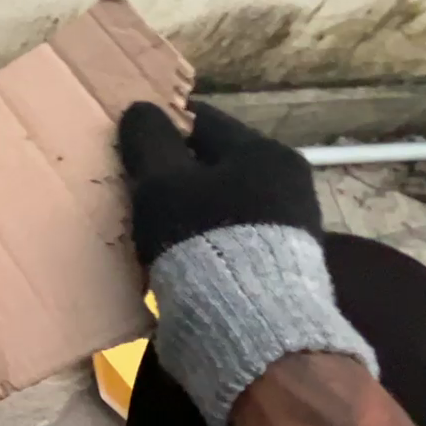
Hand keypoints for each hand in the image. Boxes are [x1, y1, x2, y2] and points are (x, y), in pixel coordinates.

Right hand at [117, 101, 322, 265]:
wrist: (250, 317)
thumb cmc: (202, 235)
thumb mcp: (161, 181)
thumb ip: (148, 140)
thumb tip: (141, 109)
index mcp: (262, 150)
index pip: (202, 119)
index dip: (162, 124)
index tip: (131, 139)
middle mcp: (288, 177)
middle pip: (217, 158)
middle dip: (178, 167)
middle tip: (141, 182)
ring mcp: (294, 220)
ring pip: (226, 194)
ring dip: (193, 201)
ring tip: (159, 218)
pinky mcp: (289, 258)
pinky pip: (237, 228)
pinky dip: (209, 230)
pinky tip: (186, 247)